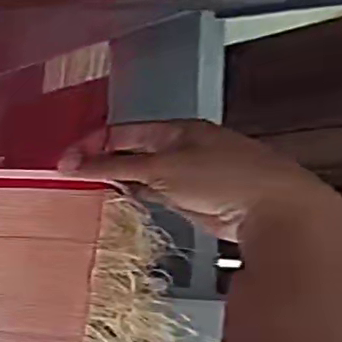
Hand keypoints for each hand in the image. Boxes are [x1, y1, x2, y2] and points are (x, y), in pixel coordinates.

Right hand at [58, 120, 341, 241]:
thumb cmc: (222, 179)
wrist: (278, 211)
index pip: (119, 132)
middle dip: (98, 162)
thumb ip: (109, 166)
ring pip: (135, 172)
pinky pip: (148, 190)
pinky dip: (131, 193)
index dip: (89, 145)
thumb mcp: (159, 168)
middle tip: (70, 178)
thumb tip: (66, 165)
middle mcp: (179, 147)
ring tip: (87, 189)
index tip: (63, 165)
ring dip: (113, 179)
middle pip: (126, 151)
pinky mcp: (188, 194)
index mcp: (176, 130)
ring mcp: (185, 171)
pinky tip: (116, 199)